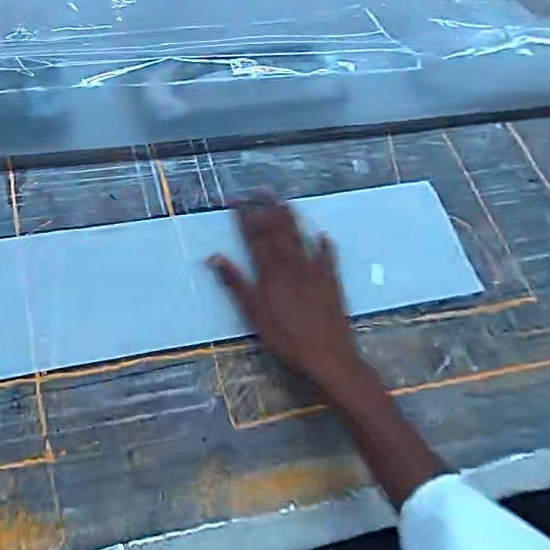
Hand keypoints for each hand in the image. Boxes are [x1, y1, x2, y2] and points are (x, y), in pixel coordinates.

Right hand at [208, 195, 366, 388]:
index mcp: (271, 274)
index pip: (256, 239)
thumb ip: (237, 284)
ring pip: (301, 240)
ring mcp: (315, 275)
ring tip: (284, 202)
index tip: (237, 202)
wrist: (330, 359)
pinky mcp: (332, 286)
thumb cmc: (286, 339)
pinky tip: (323, 236)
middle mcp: (293, 268)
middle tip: (260, 191)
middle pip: (279, 233)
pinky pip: (329, 261)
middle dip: (268, 210)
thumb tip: (216, 257)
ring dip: (292, 220)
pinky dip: (326, 247)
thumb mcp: (254, 315)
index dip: (246, 218)